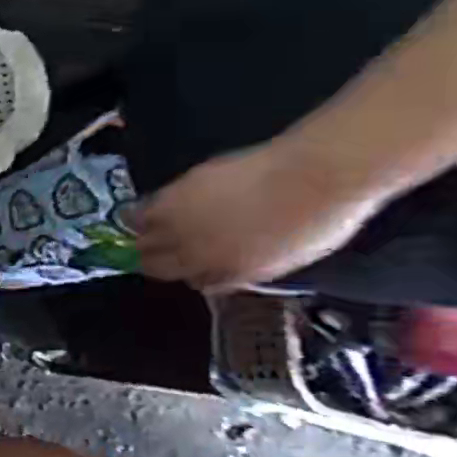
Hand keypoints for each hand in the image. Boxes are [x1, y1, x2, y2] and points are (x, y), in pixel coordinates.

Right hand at [134, 142, 384, 291]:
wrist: (315, 173)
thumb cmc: (318, 218)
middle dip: (157, 261)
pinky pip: (141, 212)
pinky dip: (139, 214)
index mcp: (226, 271)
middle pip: (155, 264)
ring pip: (141, 239)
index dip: (194, 275)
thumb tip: (222, 273)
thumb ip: (248, 269)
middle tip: (162, 253)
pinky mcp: (171, 196)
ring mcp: (179, 224)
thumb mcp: (288, 258)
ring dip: (144, 238)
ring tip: (149, 230)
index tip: (197, 268)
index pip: (194, 282)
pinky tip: (147, 211)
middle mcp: (193, 253)